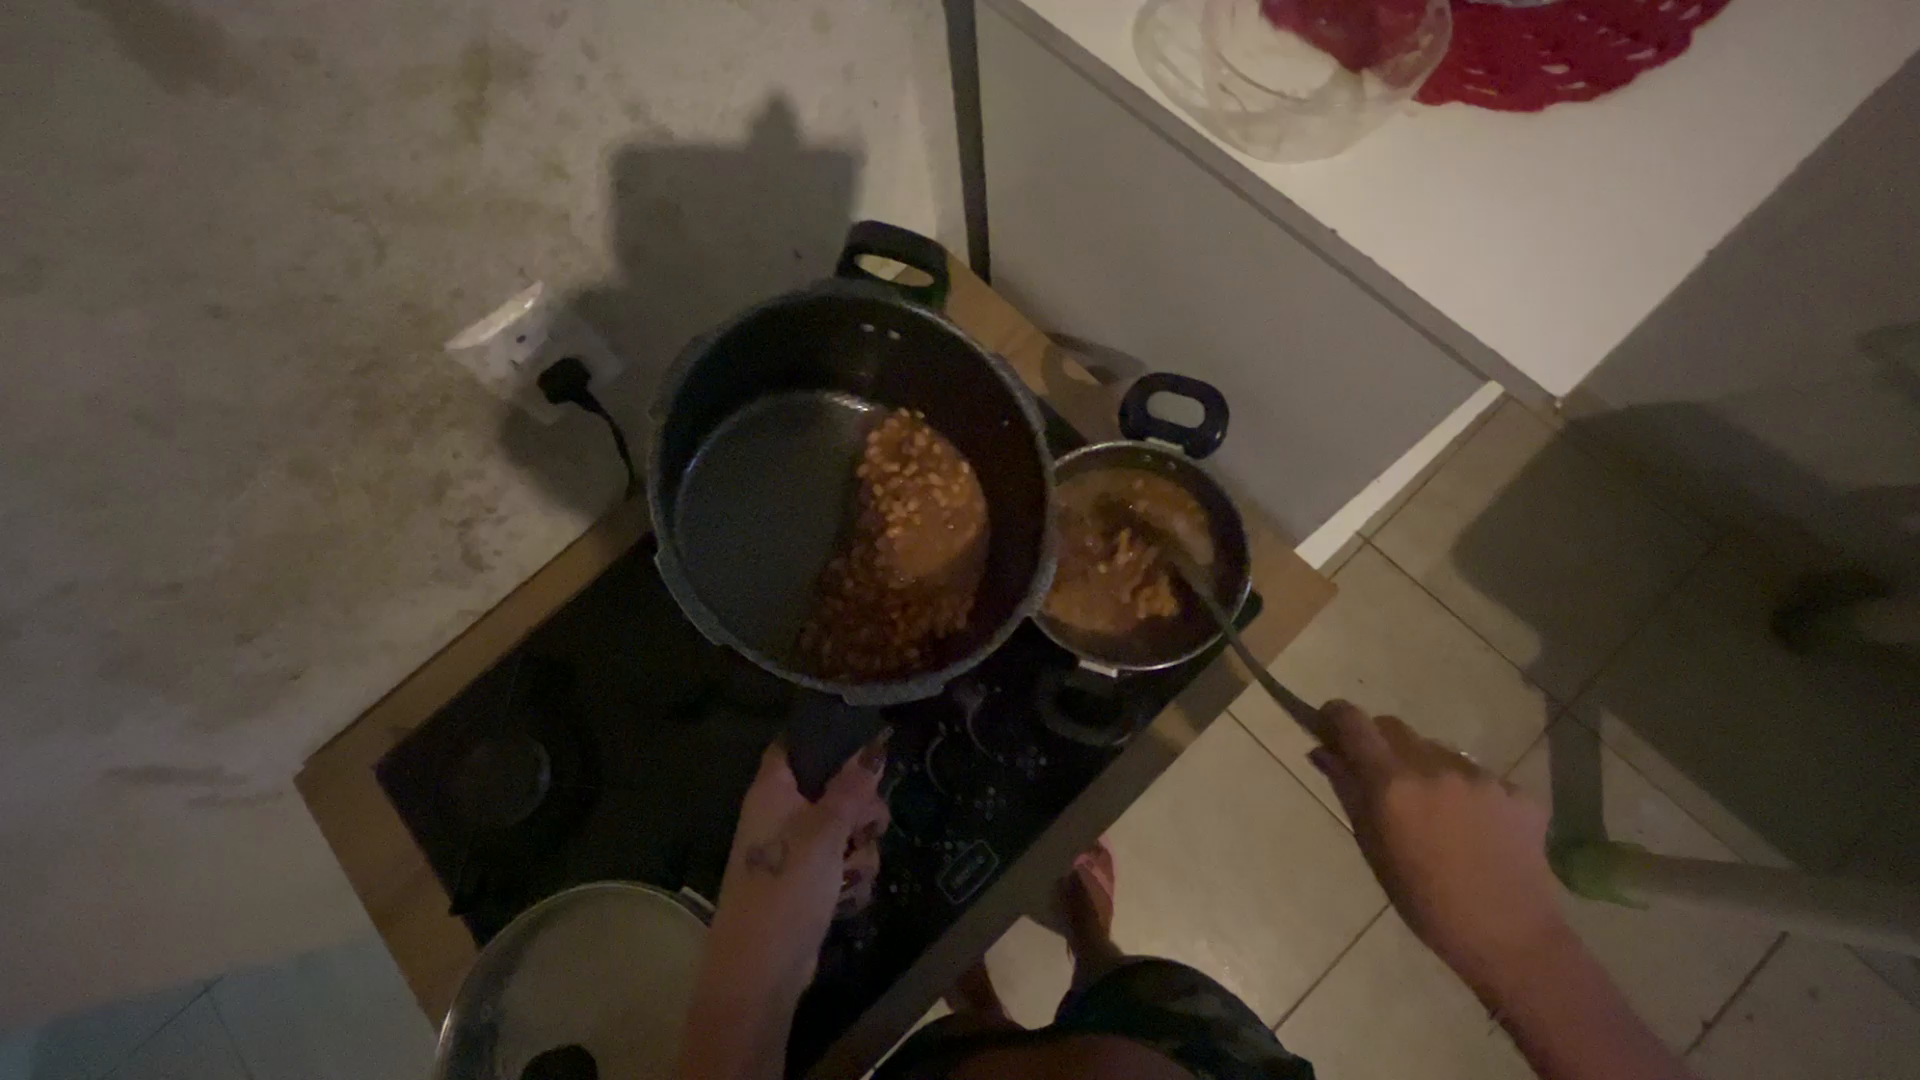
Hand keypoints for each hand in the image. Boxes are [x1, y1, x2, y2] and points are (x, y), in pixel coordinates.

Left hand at [705, 736, 890, 991]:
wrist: (761, 971)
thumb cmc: (786, 888)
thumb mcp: (825, 831)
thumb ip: (852, 788)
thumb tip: (874, 748)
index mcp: (773, 790)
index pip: (797, 744)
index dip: (830, 740)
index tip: (868, 744)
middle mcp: (782, 813)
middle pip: (835, 788)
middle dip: (862, 810)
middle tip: (869, 826)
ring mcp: (796, 849)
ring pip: (847, 829)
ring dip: (860, 851)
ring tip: (849, 874)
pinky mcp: (808, 881)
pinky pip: (843, 863)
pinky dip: (850, 878)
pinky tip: (846, 896)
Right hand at [1309, 701, 1569, 991]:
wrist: (1509, 938)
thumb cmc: (1423, 900)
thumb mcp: (1371, 846)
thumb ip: (1347, 790)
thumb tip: (1322, 751)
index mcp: (1392, 783)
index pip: (1353, 722)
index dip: (1336, 716)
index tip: (1329, 723)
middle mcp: (1435, 767)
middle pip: (1395, 728)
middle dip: (1380, 742)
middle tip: (1381, 776)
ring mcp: (1482, 777)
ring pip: (1438, 751)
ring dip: (1425, 767)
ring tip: (1435, 810)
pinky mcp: (1519, 792)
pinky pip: (1480, 776)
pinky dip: (1467, 791)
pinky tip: (1475, 827)